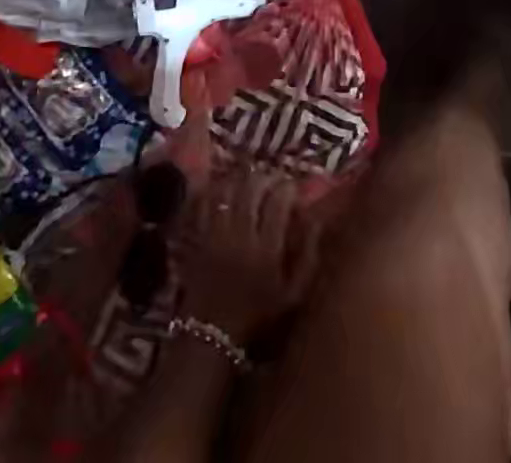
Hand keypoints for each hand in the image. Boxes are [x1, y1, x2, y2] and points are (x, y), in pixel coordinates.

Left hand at [179, 168, 319, 339]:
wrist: (212, 334)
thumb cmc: (258, 315)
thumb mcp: (294, 295)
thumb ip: (308, 257)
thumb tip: (315, 220)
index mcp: (266, 250)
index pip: (278, 202)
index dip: (288, 187)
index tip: (293, 189)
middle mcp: (240, 236)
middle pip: (251, 188)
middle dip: (265, 177)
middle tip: (273, 180)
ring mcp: (213, 234)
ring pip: (227, 189)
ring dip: (241, 178)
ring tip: (251, 179)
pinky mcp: (195, 236)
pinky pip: (202, 201)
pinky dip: (214, 189)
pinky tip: (224, 188)